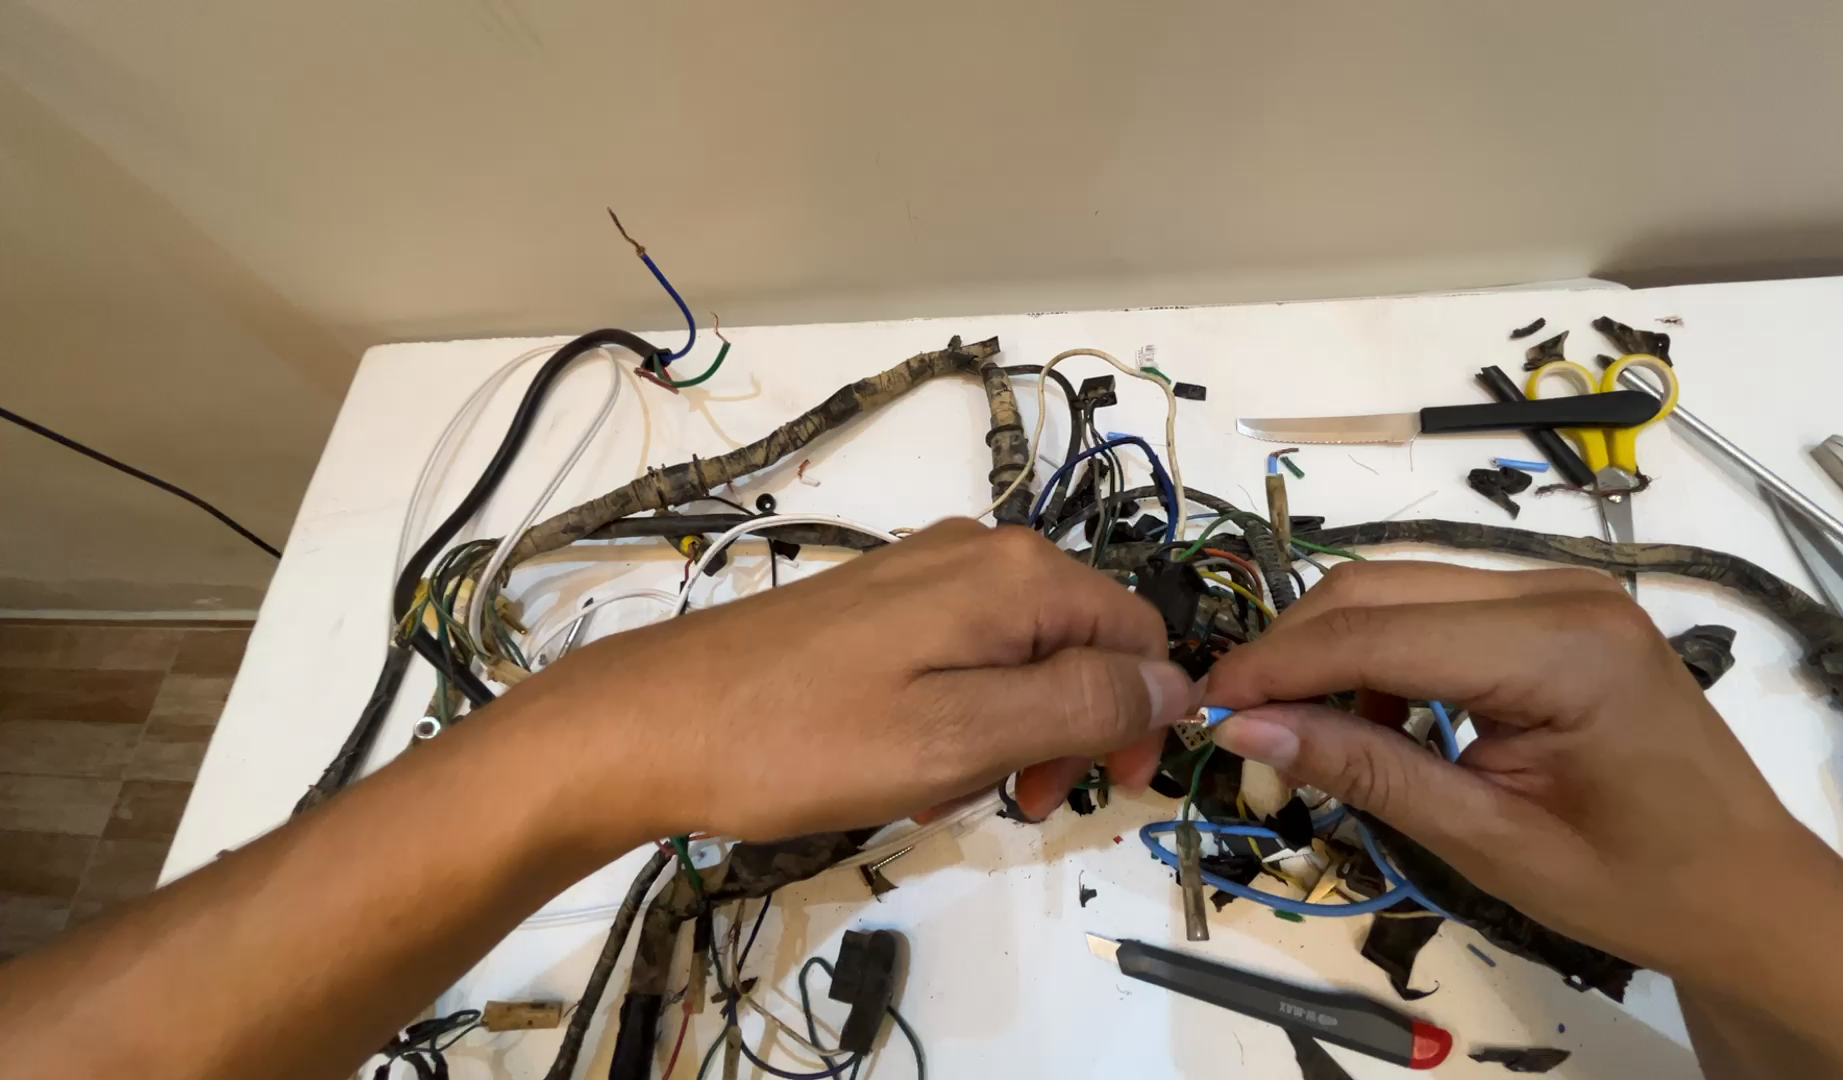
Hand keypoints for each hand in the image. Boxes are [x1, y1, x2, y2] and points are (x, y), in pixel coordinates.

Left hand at [528, 518, 1198, 842]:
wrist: (660, 717)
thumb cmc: (811, 737)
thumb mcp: (963, 734)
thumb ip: (1081, 702)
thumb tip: (1177, 682)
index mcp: (1017, 576)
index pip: (1137, 636)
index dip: (1138, 717)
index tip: (1095, 790)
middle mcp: (981, 553)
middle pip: (1079, 642)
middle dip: (1067, 727)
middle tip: (1017, 800)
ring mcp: (928, 569)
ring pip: (1019, 654)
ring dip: (1009, 728)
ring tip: (948, 788)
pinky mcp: (888, 597)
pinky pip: (963, 652)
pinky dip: (961, 710)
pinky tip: (912, 758)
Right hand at [1202, 562, 1842, 1036]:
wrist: (1750, 892)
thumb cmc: (1636, 884)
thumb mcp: (1484, 840)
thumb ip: (1360, 769)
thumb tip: (1241, 727)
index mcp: (1562, 648)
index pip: (1372, 635)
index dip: (1274, 666)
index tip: (1204, 703)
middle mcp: (1554, 589)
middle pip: (1368, 592)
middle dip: (1288, 651)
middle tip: (1238, 714)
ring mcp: (1548, 586)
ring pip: (1382, 589)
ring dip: (1322, 650)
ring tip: (1299, 720)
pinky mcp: (1535, 603)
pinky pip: (1415, 605)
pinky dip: (1366, 652)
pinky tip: (1371, 710)